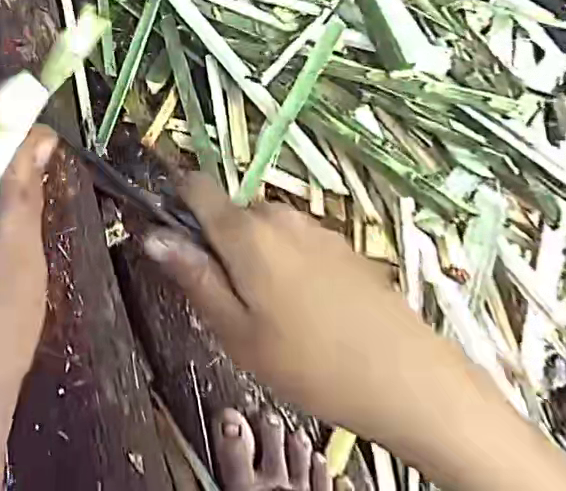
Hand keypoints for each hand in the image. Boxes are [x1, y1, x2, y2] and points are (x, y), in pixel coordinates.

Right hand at [141, 174, 565, 490]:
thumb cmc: (311, 363)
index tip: (173, 236)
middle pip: (228, 212)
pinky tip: (308, 313)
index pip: (193, 184)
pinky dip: (286, 263)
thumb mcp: (236, 331)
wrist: (413, 381)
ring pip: (262, 228)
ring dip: (253, 256)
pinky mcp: (341, 243)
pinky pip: (294, 241)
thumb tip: (152, 234)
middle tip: (230, 303)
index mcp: (244, 230)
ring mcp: (314, 226)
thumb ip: (192, 276)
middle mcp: (277, 214)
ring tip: (272, 315)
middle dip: (218, 244)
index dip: (174, 200)